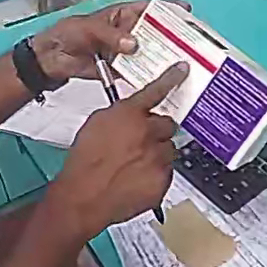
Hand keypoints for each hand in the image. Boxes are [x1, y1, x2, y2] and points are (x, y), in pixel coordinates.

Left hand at [31, 0, 190, 82]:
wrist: (50, 60)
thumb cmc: (66, 35)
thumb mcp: (88, 29)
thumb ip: (111, 36)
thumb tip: (133, 44)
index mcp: (120, 16)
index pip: (148, 8)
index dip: (168, 8)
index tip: (185, 12)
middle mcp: (126, 33)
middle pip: (154, 33)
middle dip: (171, 38)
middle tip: (189, 45)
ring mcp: (123, 52)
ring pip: (148, 54)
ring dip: (161, 60)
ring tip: (179, 65)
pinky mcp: (118, 69)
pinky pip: (136, 73)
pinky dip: (146, 77)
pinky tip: (158, 81)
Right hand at [42, 63, 187, 241]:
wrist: (84, 197)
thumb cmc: (85, 162)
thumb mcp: (96, 124)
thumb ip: (119, 114)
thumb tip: (130, 112)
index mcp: (129, 115)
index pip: (156, 90)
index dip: (171, 78)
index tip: (183, 69)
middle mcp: (147, 133)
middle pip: (167, 124)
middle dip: (156, 132)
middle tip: (140, 142)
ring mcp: (157, 157)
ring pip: (168, 149)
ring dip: (156, 153)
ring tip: (134, 164)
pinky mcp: (162, 180)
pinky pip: (167, 172)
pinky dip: (155, 174)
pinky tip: (136, 178)